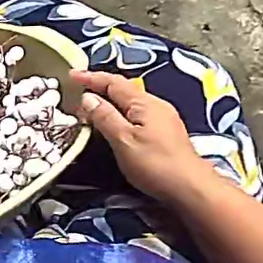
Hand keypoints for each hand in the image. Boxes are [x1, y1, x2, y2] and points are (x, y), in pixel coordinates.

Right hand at [72, 70, 208, 201]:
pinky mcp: (164, 132)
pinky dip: (119, 114)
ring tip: (89, 108)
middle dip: (99, 88)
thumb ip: (105, 117)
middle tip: (76, 94)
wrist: (190, 187)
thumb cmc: (155, 164)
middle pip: (123, 90)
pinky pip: (136, 114)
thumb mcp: (123, 140)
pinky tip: (112, 123)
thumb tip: (87, 98)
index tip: (72, 75)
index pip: (113, 82)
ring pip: (130, 103)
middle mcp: (155, 105)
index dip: (91, 77)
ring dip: (109, 102)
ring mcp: (162, 118)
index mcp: (144, 103)